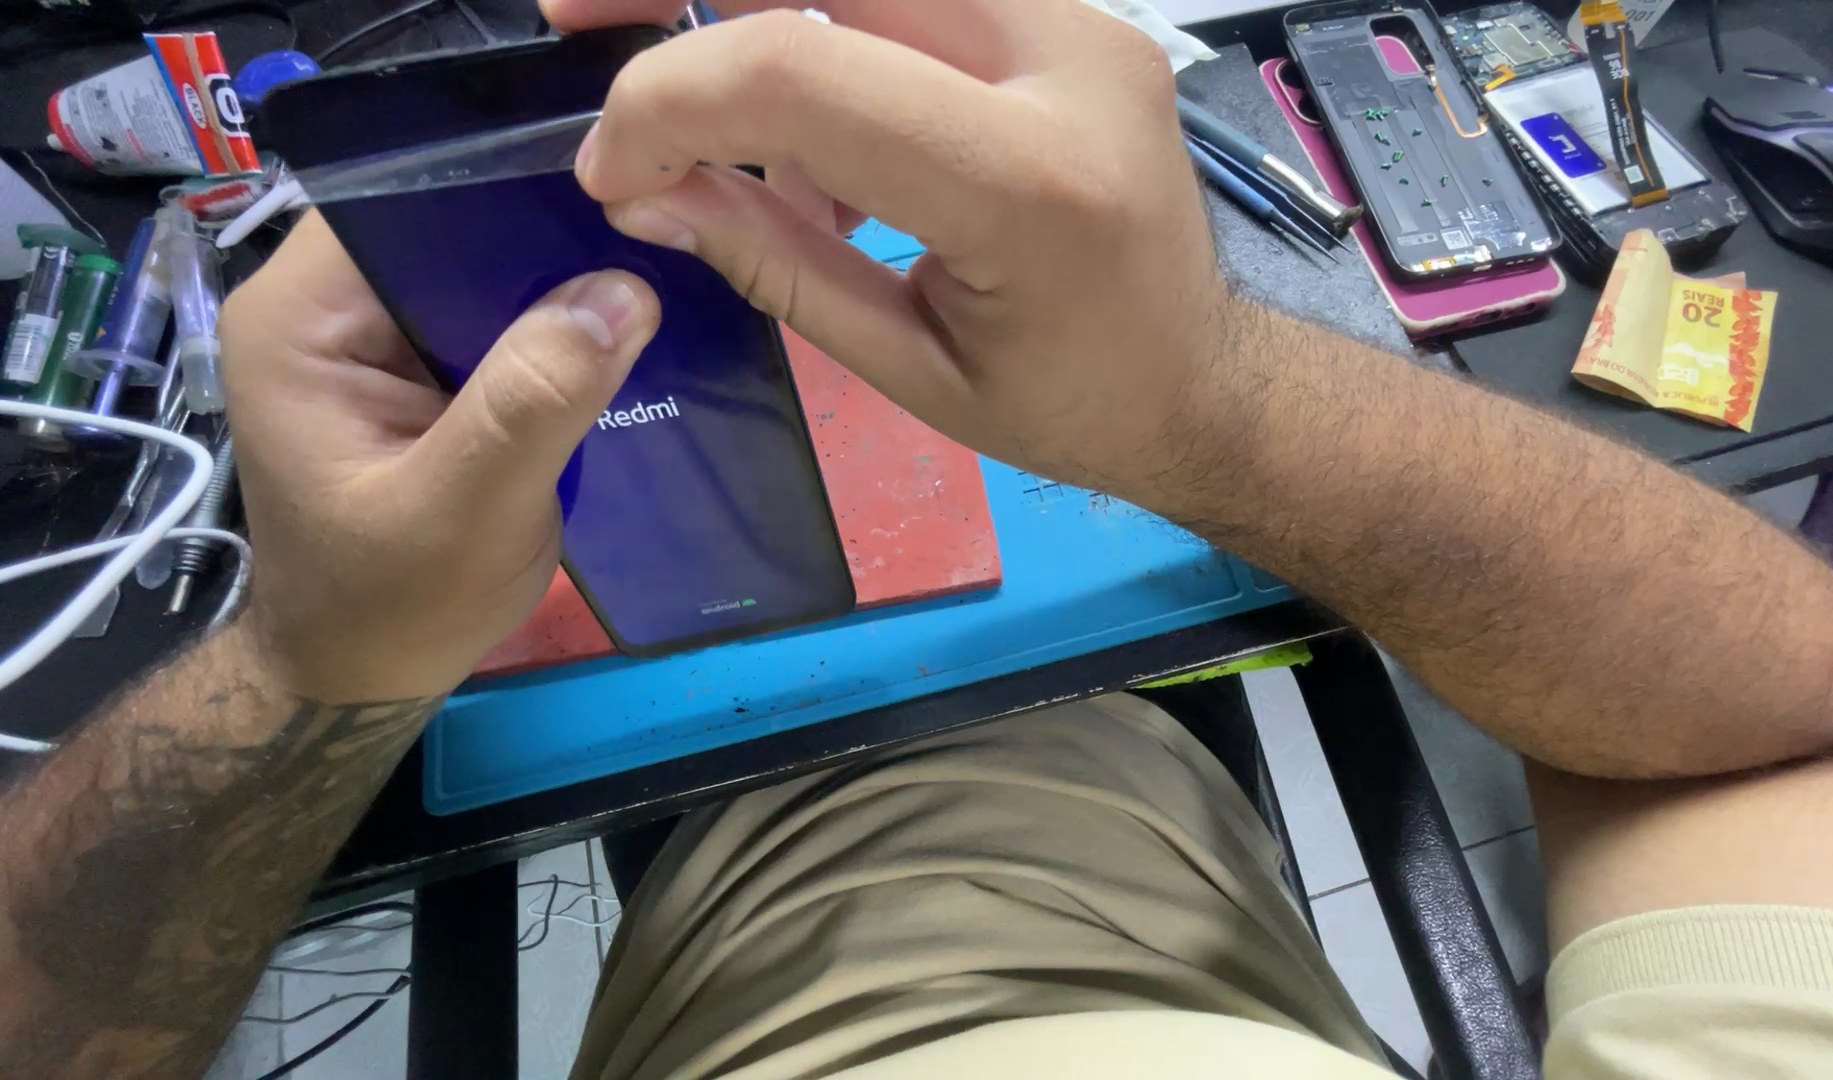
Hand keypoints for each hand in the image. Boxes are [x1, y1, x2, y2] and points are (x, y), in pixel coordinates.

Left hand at [220, 214, 660, 701]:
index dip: (510, 199)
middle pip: (463, 242)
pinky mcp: (448, 389)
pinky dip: (576, 349)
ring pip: (501, 292)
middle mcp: (347, 317)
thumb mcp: (464, 508)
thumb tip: (625, 294)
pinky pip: (521, 342)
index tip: (617, 214)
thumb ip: (532, 403)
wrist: (377, 666)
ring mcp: (399, 354)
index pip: (410, 205)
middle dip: (559, 254)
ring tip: (661, 299)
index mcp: (308, 320)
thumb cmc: (397, 601)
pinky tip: (631, 354)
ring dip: (576, 302)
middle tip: (661, 258)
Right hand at [559, 0, 1257, 512]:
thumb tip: (647, 192)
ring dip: (769, 20)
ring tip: (735, 141)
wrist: (1195, 385)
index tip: (613, 168)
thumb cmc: (1067, 408)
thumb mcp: (913, 368)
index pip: (804, 73)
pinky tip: (832, 151)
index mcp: (1028, 185)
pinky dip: (844, 45)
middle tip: (587, 17)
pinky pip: (927, 0)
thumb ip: (781, 270)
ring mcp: (1084, 24)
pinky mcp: (1080, 23)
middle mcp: (1068, 59)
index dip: (671, 103)